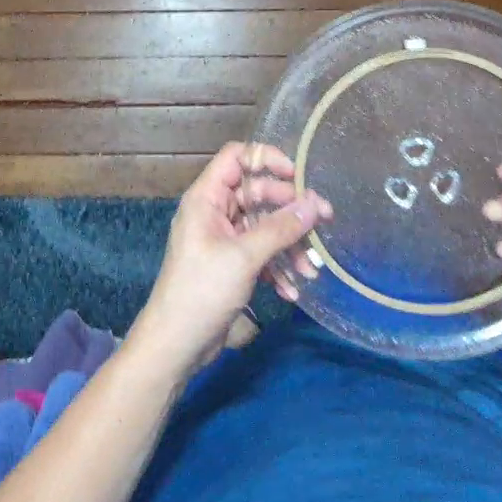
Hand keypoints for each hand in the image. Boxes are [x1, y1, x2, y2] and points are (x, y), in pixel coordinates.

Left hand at [131, 143, 331, 379]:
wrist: (176, 343)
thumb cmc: (202, 290)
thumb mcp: (244, 257)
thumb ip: (280, 228)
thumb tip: (315, 203)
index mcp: (206, 199)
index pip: (236, 157)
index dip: (266, 159)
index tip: (297, 176)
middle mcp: (213, 212)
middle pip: (257, 193)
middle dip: (290, 209)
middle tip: (325, 221)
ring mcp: (222, 239)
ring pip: (263, 226)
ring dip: (289, 244)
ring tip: (312, 268)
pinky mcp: (230, 265)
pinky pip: (260, 253)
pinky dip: (277, 267)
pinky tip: (292, 289)